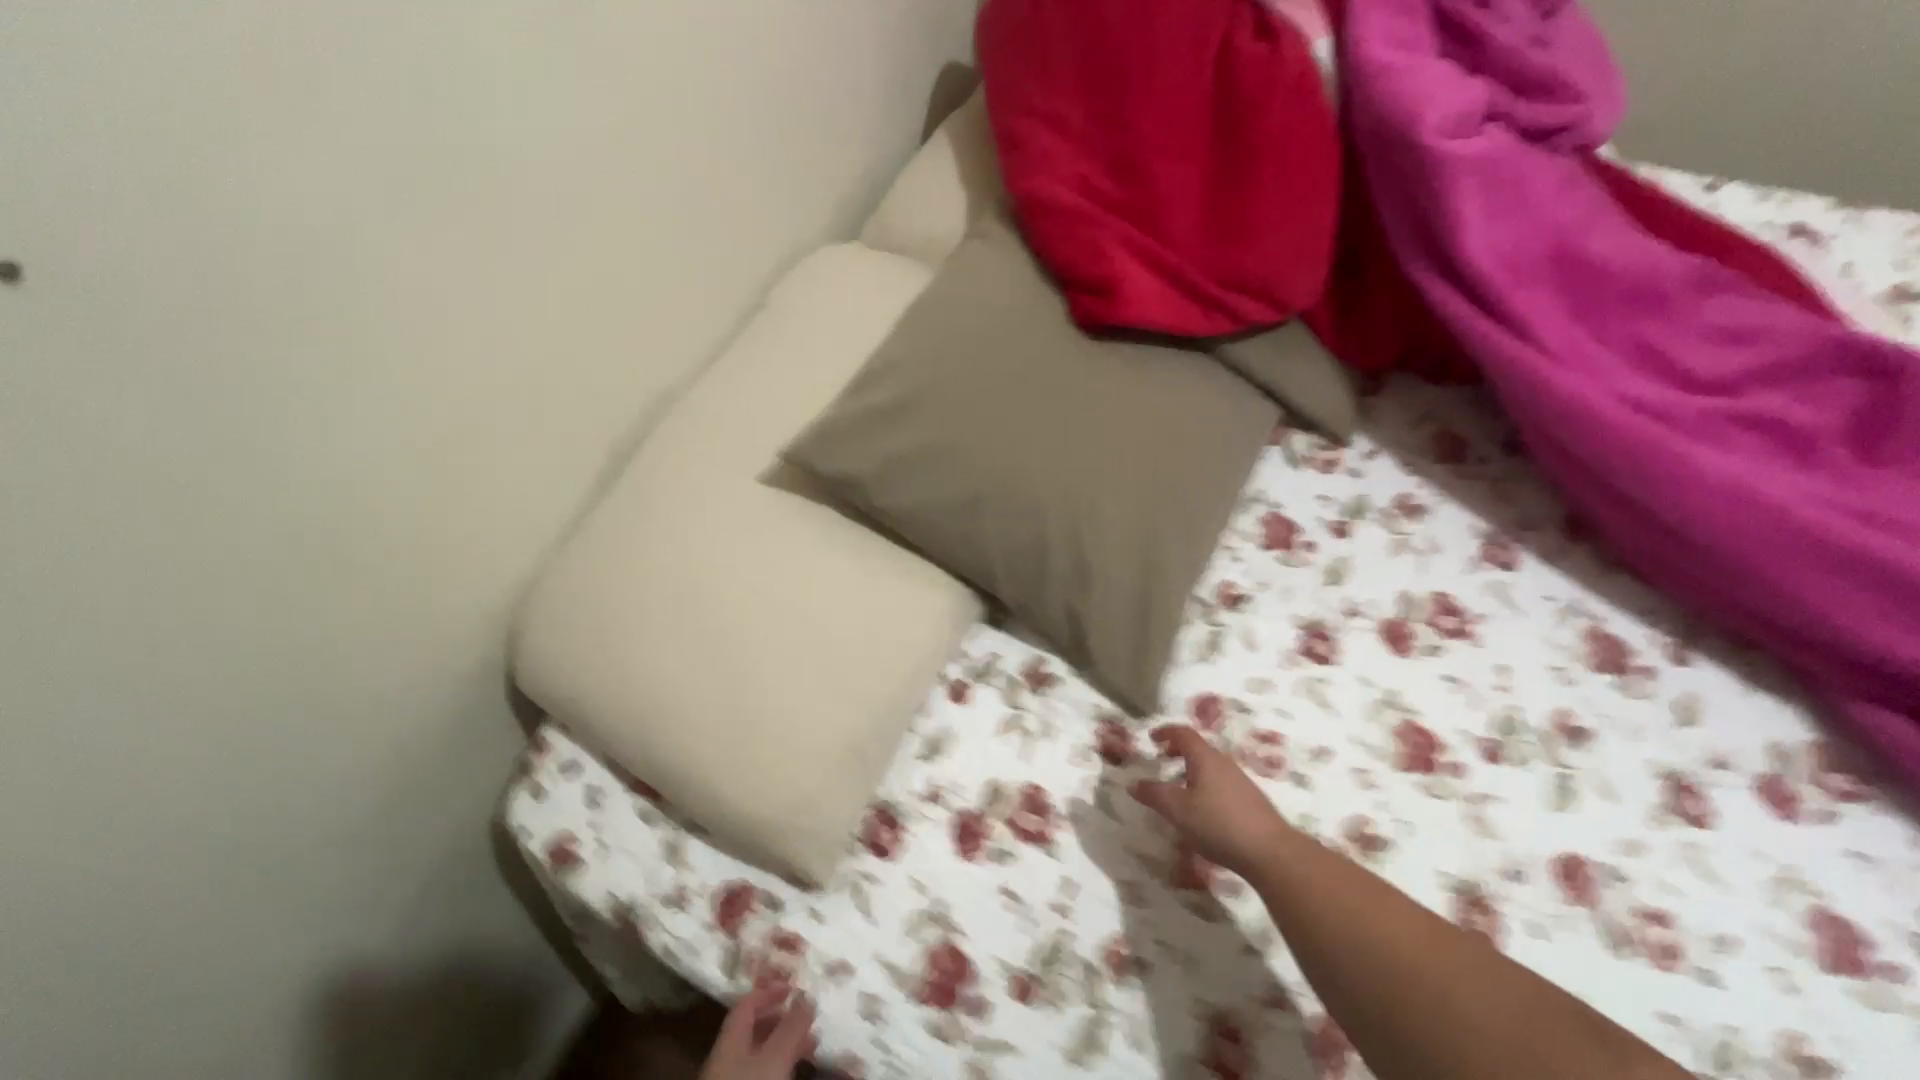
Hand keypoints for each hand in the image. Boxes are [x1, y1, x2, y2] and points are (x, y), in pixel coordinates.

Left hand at [697, 984, 816, 1079]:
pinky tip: (797, 1070)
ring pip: (760, 1053)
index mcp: (730, 1039)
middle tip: (808, 1017)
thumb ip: (791, 1027)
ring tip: (812, 1044)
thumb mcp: (775, 1057)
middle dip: (782, 1019)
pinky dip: (781, 1065)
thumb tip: (807, 994)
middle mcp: (728, 1057)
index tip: (793, 987)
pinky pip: (763, 1072)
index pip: (745, 1004)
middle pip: (753, 1029)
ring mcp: (733, 1079)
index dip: (768, 992)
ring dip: (786, 1044)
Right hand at [1131, 725, 1292, 878]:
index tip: (1152, 737)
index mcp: (1205, 759)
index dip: (1166, 732)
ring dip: (1192, 770)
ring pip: (1211, 767)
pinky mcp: (1250, 800)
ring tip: (1179, 788)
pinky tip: (1202, 810)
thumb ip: (1154, 795)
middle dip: (1178, 751)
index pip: (1184, 734)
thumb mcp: (1178, 810)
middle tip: (1162, 759)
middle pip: (1199, 749)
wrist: (1269, 851)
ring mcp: (1240, 782)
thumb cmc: (1218, 823)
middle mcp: (1224, 764)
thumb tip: (1134, 783)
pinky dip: (1205, 785)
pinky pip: (1221, 783)